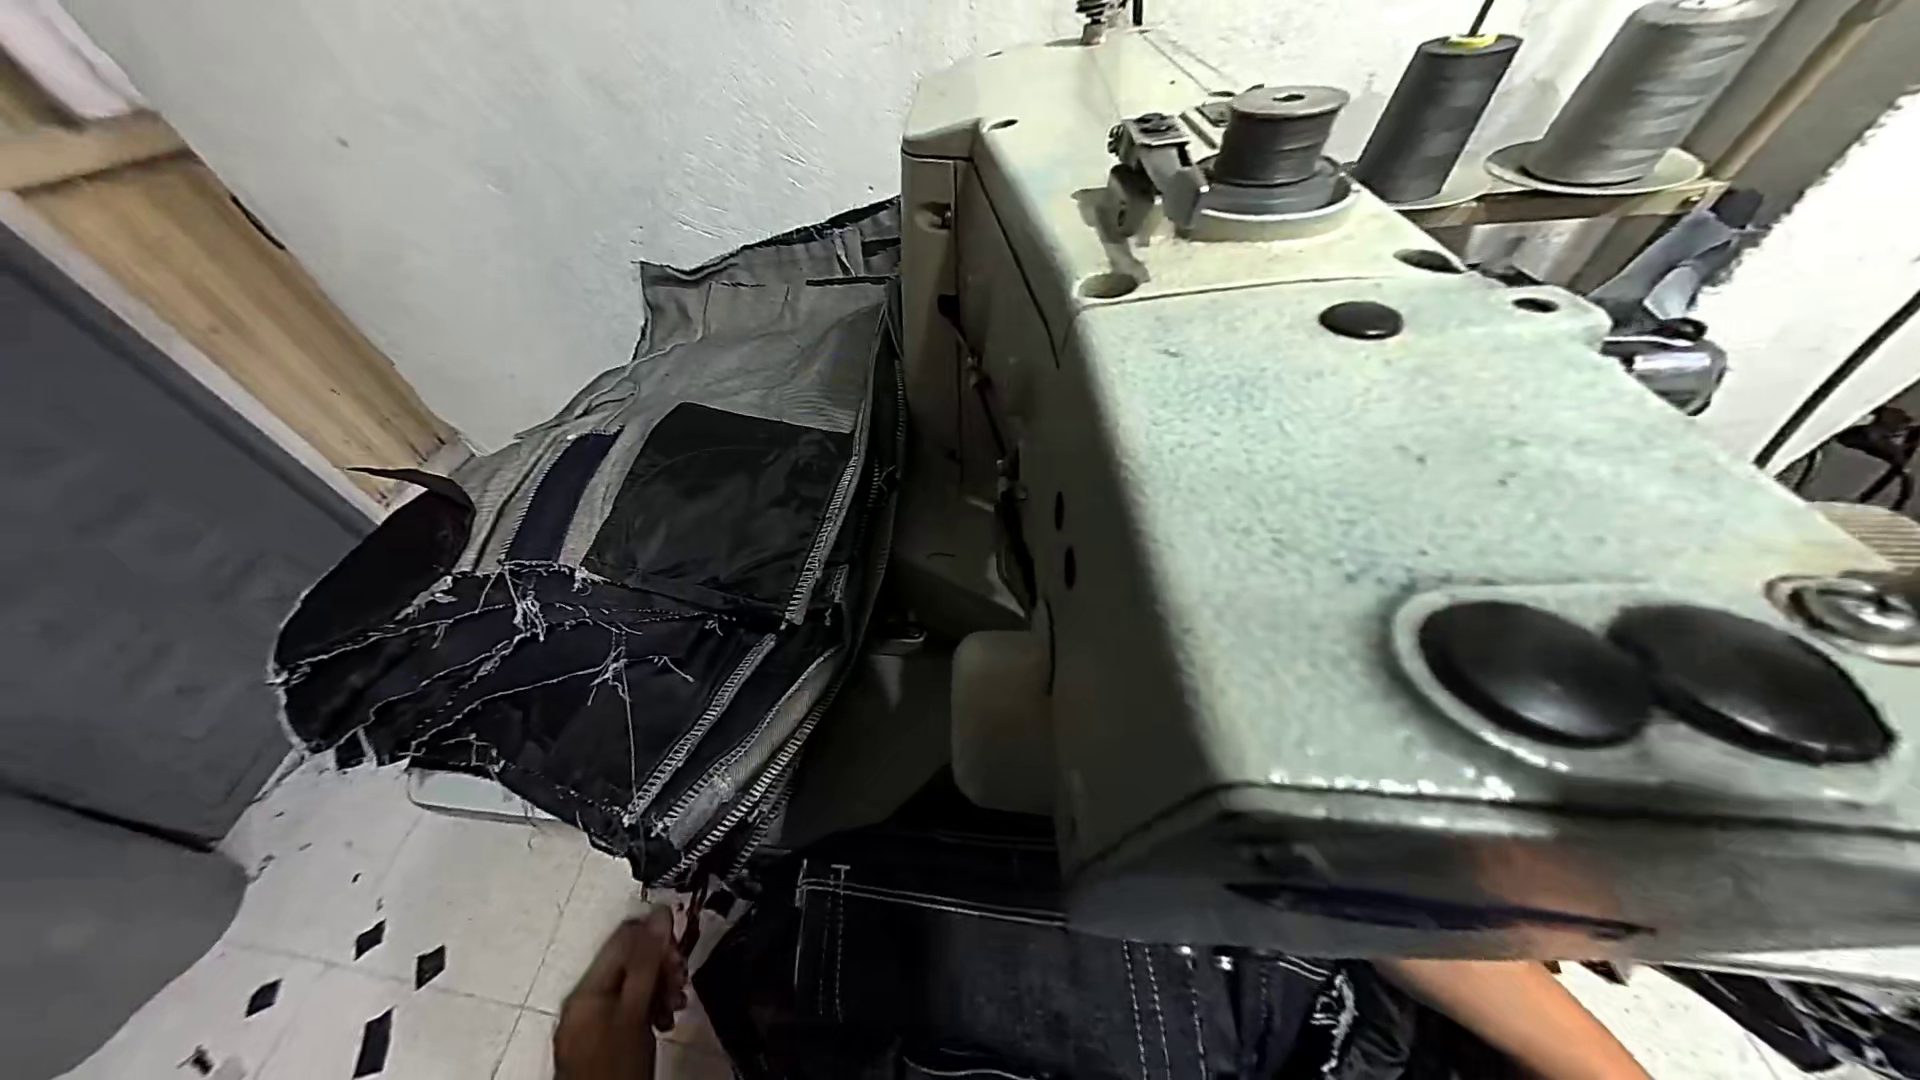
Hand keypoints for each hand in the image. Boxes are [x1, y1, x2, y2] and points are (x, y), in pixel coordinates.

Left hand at [554, 908, 689, 1079]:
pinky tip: (666, 1018)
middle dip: (663, 964)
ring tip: (676, 1004)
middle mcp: (587, 997)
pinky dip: (654, 1004)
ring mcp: (594, 1017)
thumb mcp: (636, 1013)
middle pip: (632, 957)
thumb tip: (660, 912)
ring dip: (663, 985)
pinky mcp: (605, 1033)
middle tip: (680, 981)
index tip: (679, 954)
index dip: (657, 937)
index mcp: (588, 989)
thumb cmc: (617, 1069)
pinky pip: (632, 1002)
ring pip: (636, 979)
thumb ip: (647, 962)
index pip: (626, 935)